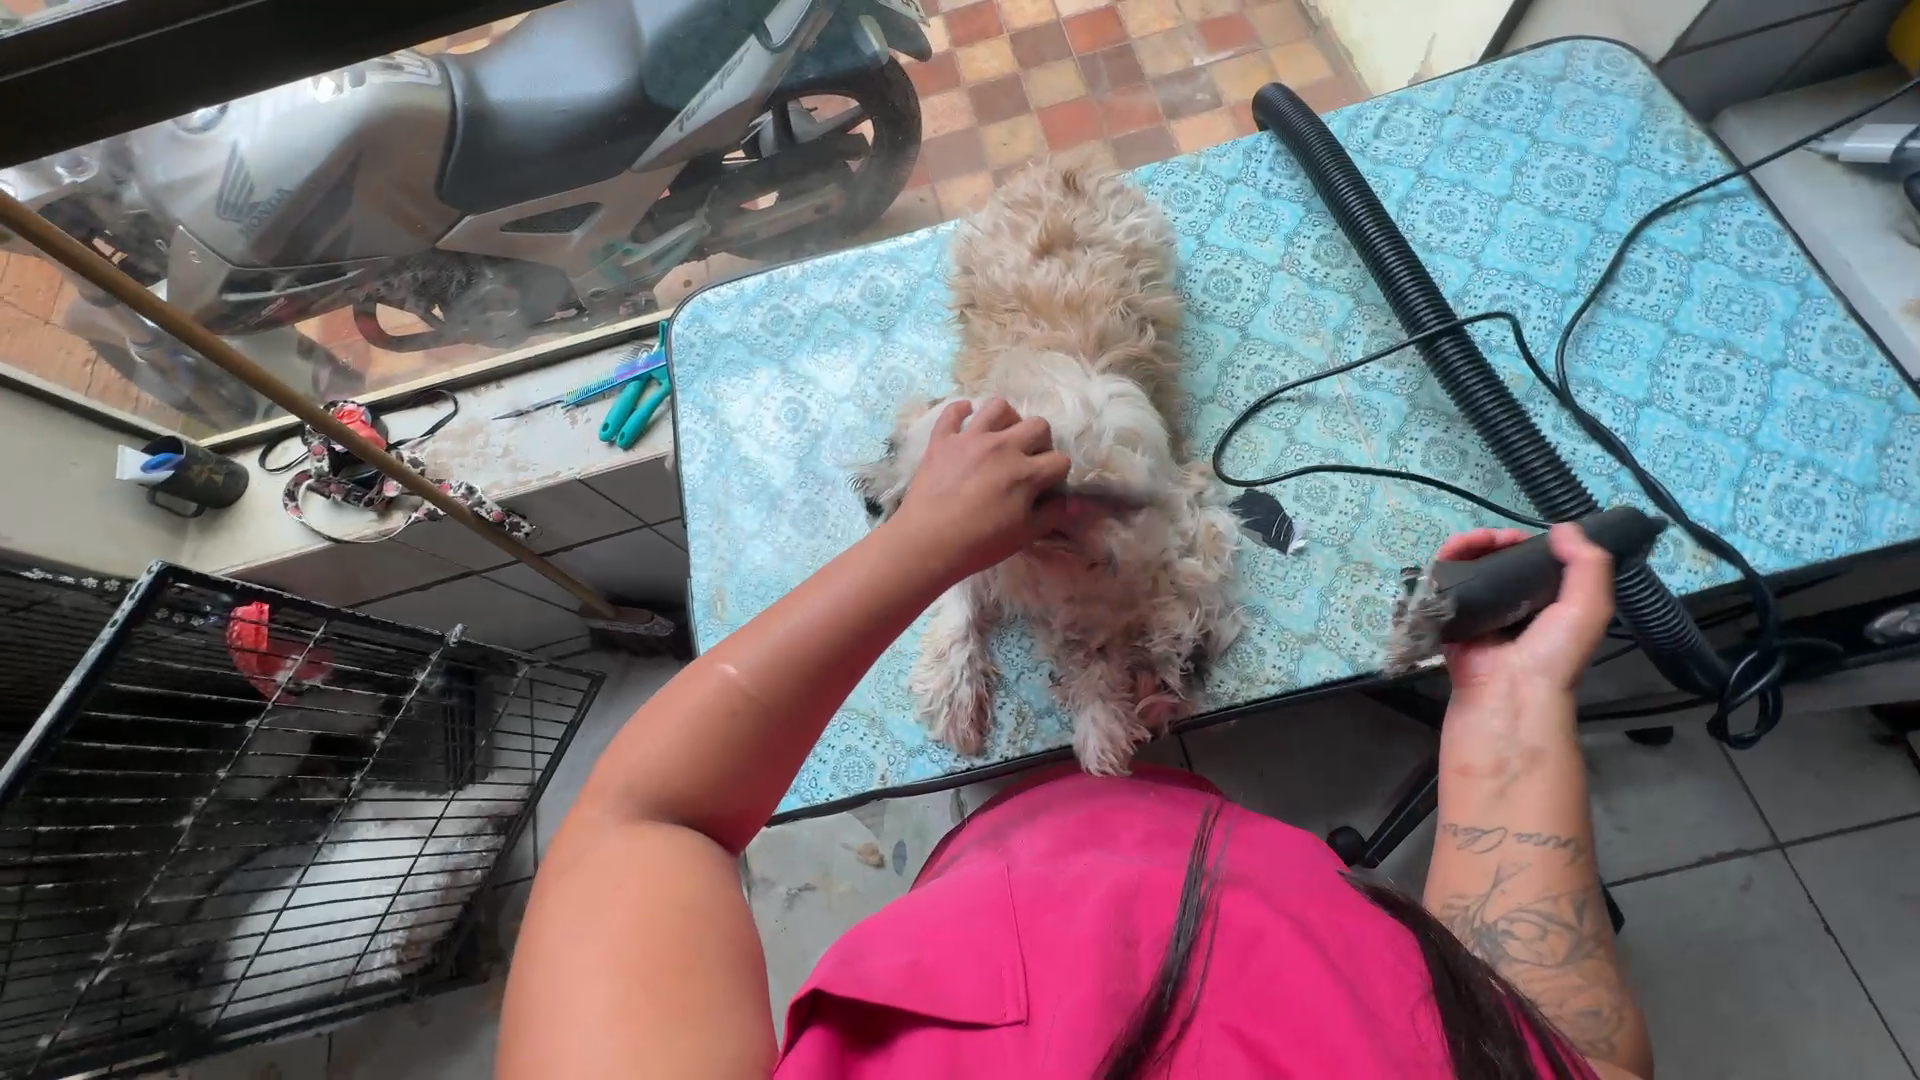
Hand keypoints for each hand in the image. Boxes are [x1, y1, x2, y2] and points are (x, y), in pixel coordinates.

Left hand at [888, 399, 1100, 579]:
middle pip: (1038, 425)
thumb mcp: (1024, 536)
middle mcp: (1003, 447)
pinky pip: (953, 411)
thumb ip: (1050, 514)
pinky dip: (961, 411)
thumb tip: (1066, 501)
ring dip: (1007, 420)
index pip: (1059, 460)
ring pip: (999, 407)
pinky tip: (966, 419)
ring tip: (1001, 437)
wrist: (927, 542)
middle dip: (1040, 442)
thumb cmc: (979, 544)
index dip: (1057, 474)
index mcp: (1026, 473)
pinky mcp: (942, 439)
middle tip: (1028, 460)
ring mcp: (970, 438)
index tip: (1046, 486)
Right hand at [1437, 524, 1614, 706]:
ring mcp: (1472, 611)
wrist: (1509, 687)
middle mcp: (1505, 605)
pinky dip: (1440, 566)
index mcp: (1540, 603)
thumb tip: (1563, 527)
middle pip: (1490, 561)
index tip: (1520, 537)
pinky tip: (1449, 556)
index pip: (1526, 564)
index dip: (1522, 544)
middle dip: (1490, 542)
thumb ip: (1588, 566)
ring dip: (1465, 548)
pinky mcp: (1443, 616)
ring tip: (1470, 542)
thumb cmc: (1553, 652)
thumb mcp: (1589, 608)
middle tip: (1494, 538)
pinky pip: (1436, 585)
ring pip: (1462, 568)